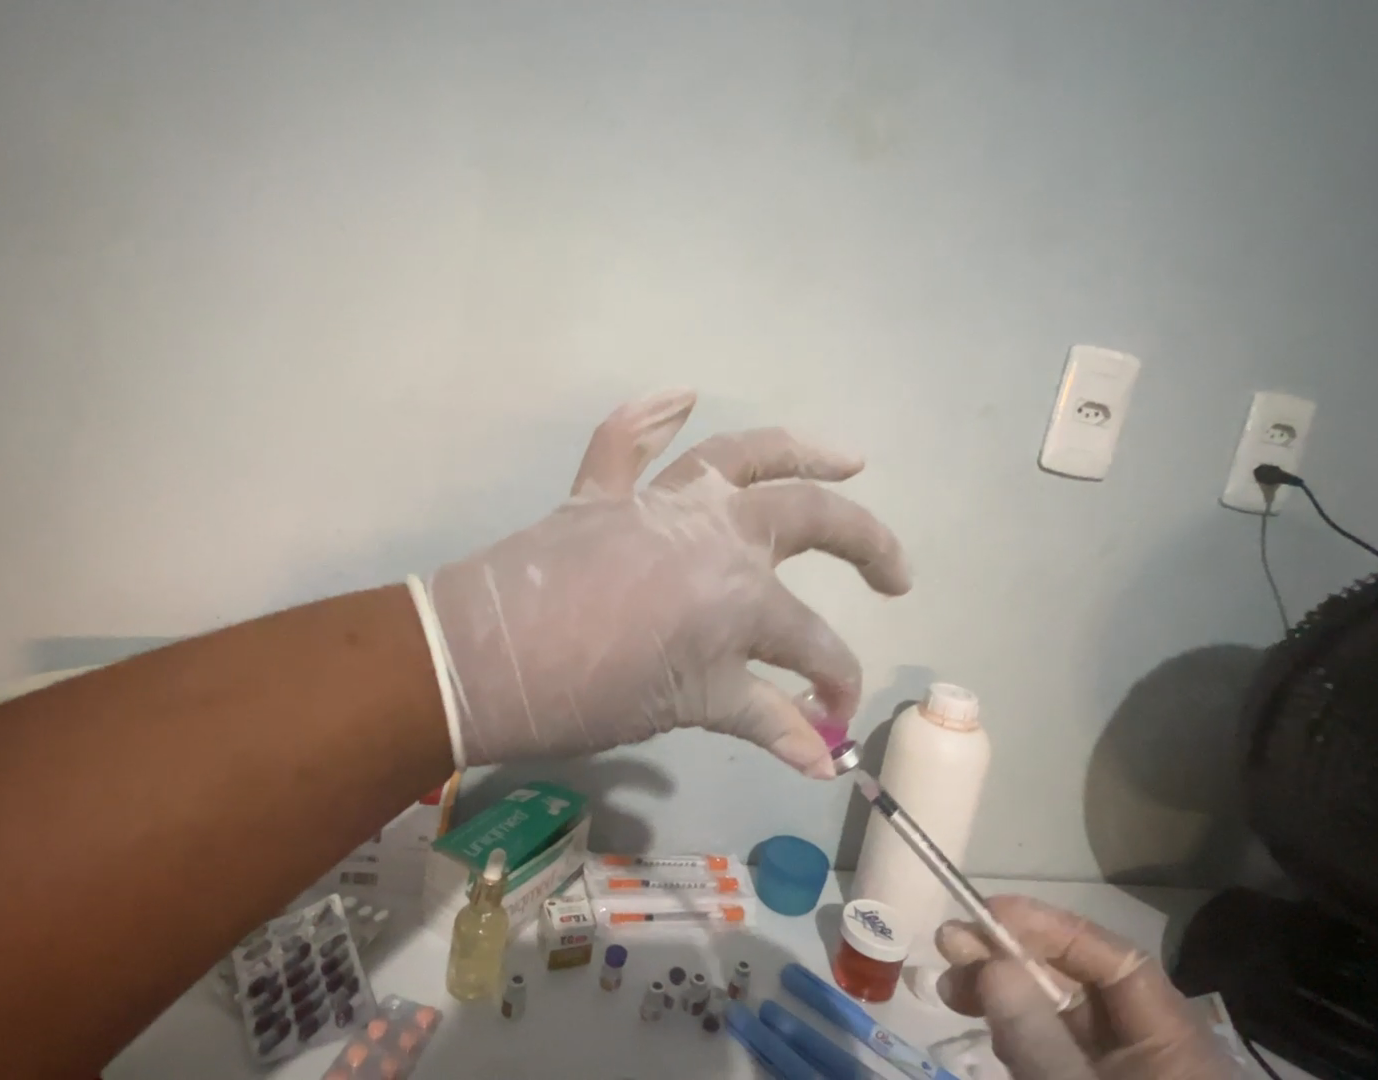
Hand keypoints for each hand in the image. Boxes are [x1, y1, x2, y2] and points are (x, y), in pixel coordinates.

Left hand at [419, 389, 910, 776]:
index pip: (812, 645)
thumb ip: (763, 720)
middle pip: (810, 519)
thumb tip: (825, 759)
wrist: (480, 664)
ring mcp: (659, 502)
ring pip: (741, 455)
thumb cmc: (589, 695)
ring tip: (846, 457)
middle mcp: (714, 530)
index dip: (835, 684)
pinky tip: (682, 397)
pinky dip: (651, 415)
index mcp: (739, 593)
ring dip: (797, 450)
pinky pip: (626, 441)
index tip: (837, 718)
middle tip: (896, 574)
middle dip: (867, 544)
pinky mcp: (603, 493)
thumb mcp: (687, 708)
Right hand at [936, 896, 1233, 1079]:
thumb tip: (988, 961)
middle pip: (1080, 983)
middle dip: (1012, 960)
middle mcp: (1155, 1050)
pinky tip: (984, 1026)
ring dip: (1004, 994)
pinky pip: (1058, 1052)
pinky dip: (1018, 1033)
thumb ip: (1036, 1034)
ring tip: (950, 990)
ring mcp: (1127, 1074)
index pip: (1113, 957)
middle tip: (949, 948)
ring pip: (1061, 1017)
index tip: (986, 911)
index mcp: (1175, 1040)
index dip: (1048, 925)